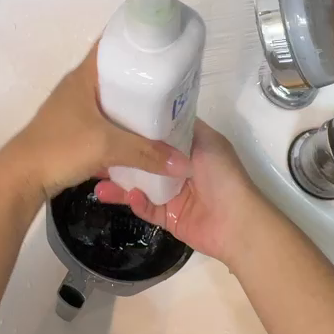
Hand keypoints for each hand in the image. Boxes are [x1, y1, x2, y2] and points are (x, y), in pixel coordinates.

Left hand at [0, 44, 189, 203]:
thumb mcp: (107, 147)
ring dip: (134, 104)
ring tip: (166, 108)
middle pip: (116, 73)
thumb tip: (185, 162)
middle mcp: (80, 87)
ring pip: (112, 100)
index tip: (164, 41)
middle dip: (144, 76)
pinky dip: (124, 125)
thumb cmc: (61, 147)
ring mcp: (76, 109)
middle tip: (175, 81)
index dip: (135, 38)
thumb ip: (146, 153)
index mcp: (84, 77)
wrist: (23, 176)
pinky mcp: (76, 130)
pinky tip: (144, 136)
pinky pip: (107, 121)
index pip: (110, 44)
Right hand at [96, 120, 274, 262]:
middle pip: (143, 157)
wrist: (238, 224)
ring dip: (119, 181)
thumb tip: (155, 109)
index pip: (158, 132)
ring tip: (96, 178)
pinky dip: (136, 202)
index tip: (112, 114)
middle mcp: (177, 168)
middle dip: (120, 153)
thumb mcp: (205, 141)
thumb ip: (179, 129)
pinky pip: (146, 208)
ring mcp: (172, 193)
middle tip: (95, 146)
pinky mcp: (168, 216)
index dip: (137, 124)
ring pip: (139, 184)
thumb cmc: (223, 176)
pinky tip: (128, 197)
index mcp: (188, 147)